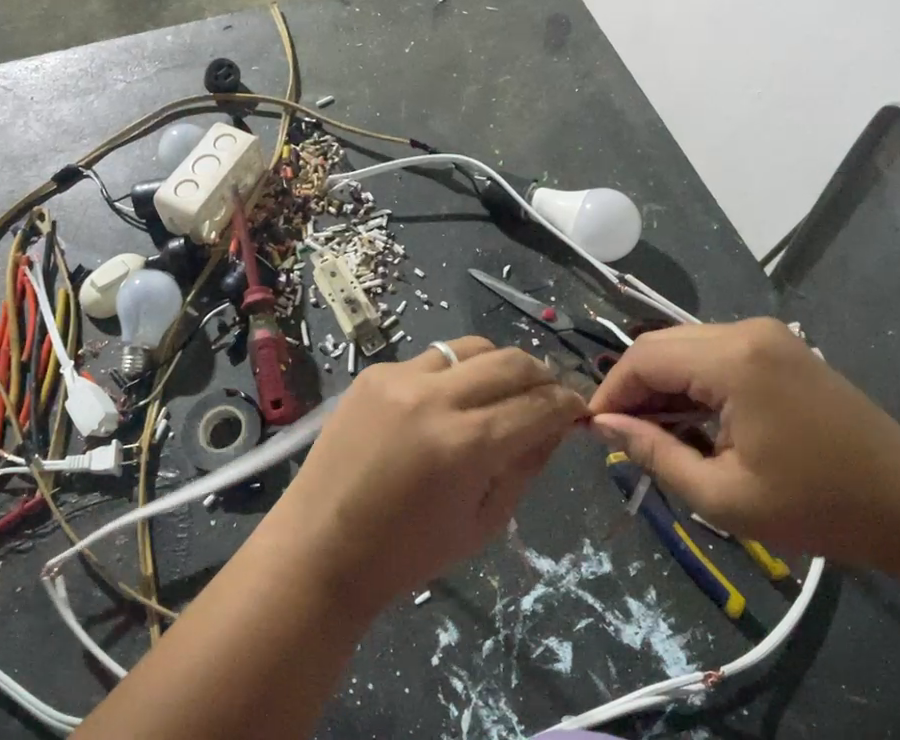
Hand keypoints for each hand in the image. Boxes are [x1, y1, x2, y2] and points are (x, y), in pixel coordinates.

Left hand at [263, 336, 586, 614]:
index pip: (539, 406)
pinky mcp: (372, 373)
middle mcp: (435, 398)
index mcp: (467, 445)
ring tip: (502, 391)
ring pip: (470, 348)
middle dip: (542, 376)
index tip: (577, 410)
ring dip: (498, 366)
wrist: (321, 546)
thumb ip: (525, 466)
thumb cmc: (408, 552)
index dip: (568, 405)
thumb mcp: (483, 522)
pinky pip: (431, 359)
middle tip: (548, 396)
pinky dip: (453, 373)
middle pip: (511, 362)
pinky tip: (449, 400)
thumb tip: (556, 425)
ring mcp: (398, 378)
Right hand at [587, 318, 899, 571]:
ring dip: (661, 384)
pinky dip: (691, 382)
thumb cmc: (817, 508)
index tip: (592, 431)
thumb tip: (604, 425)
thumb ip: (654, 454)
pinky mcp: (781, 348)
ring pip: (685, 347)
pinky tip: (693, 421)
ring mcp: (768, 336)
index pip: (643, 359)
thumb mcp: (722, 496)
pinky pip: (714, 354)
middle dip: (632, 387)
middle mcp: (746, 331)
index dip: (610, 392)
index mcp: (733, 360)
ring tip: (654, 434)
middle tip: (620, 435)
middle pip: (661, 345)